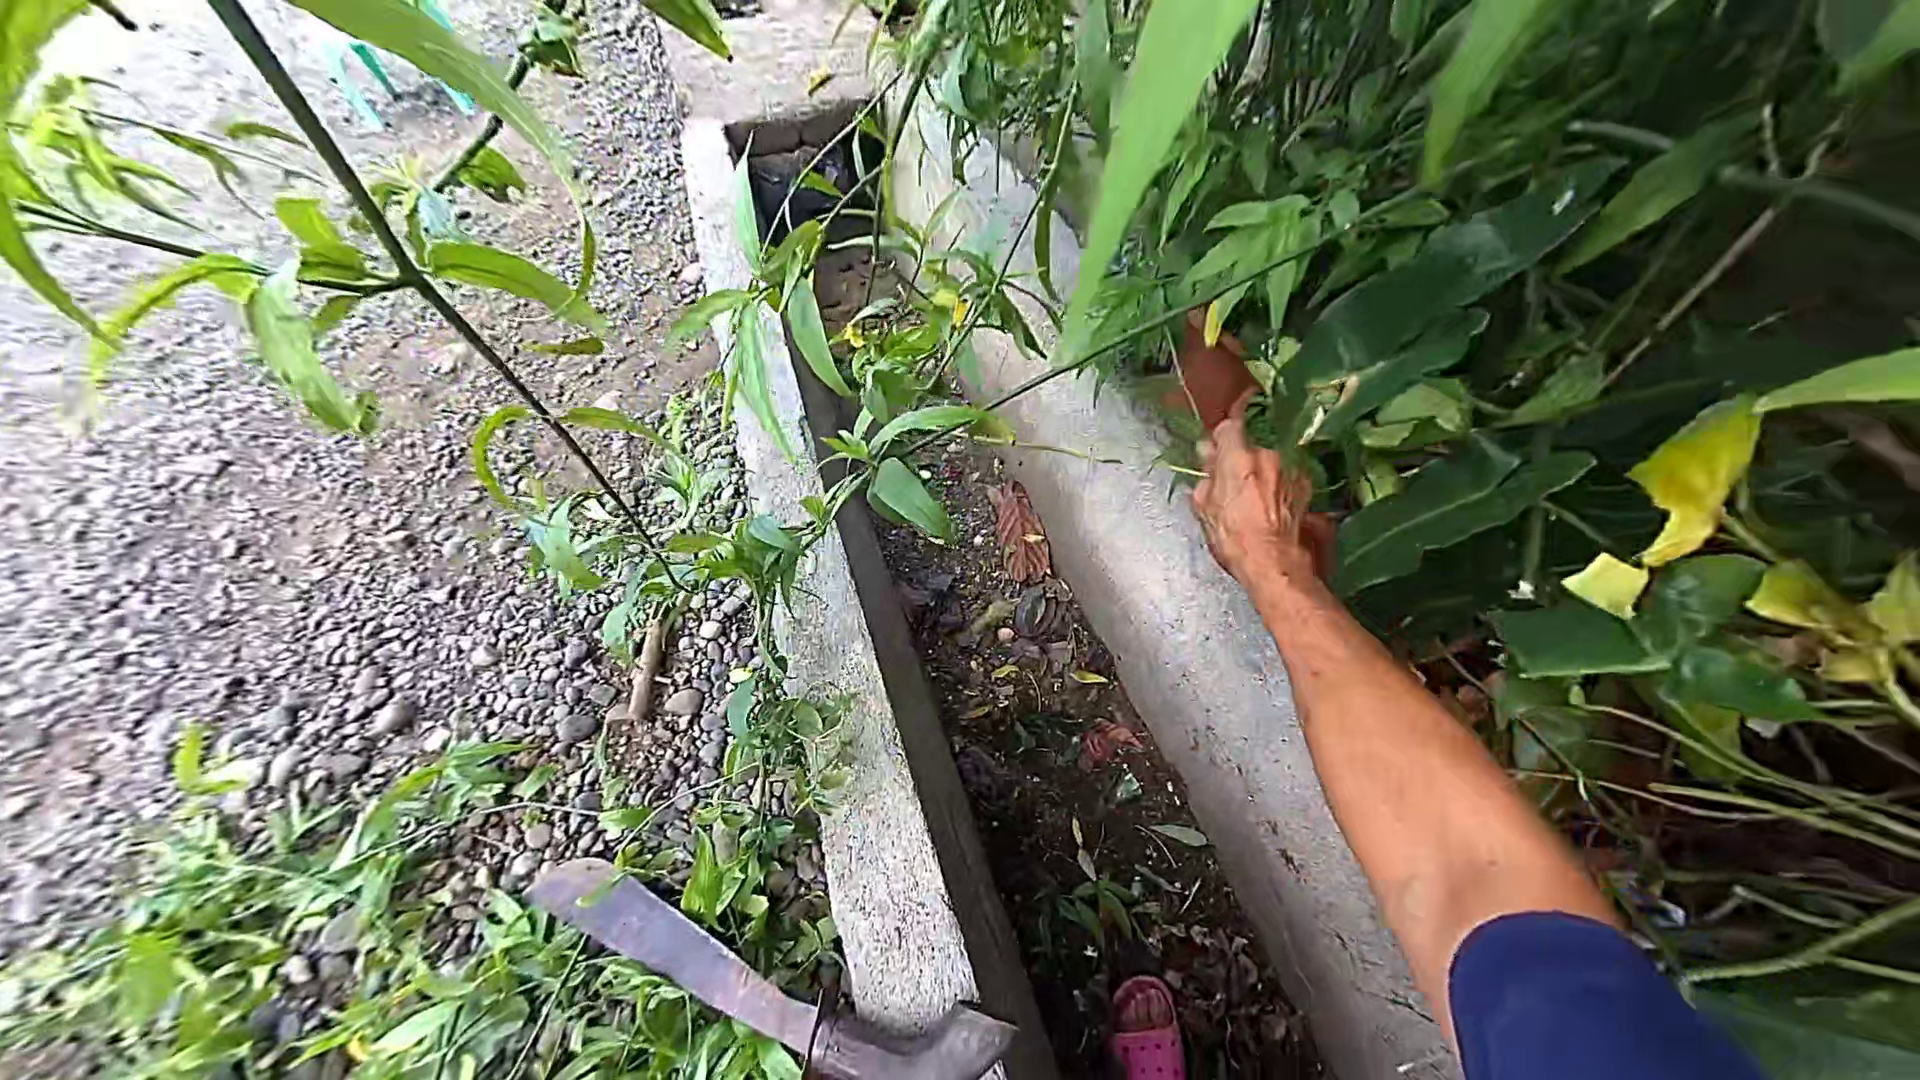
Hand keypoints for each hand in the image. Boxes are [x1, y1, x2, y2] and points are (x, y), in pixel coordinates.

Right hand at [1191, 390, 1334, 591]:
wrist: (1273, 562)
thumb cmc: (1233, 538)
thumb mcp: (1204, 508)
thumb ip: (1205, 476)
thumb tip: (1207, 459)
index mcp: (1238, 458)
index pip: (1228, 427)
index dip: (1220, 439)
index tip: (1215, 452)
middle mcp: (1267, 456)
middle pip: (1250, 444)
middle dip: (1238, 458)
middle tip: (1228, 481)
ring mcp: (1290, 469)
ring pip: (1268, 460)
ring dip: (1258, 471)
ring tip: (1249, 498)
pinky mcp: (1304, 485)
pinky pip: (1284, 474)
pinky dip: (1275, 483)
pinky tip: (1267, 504)